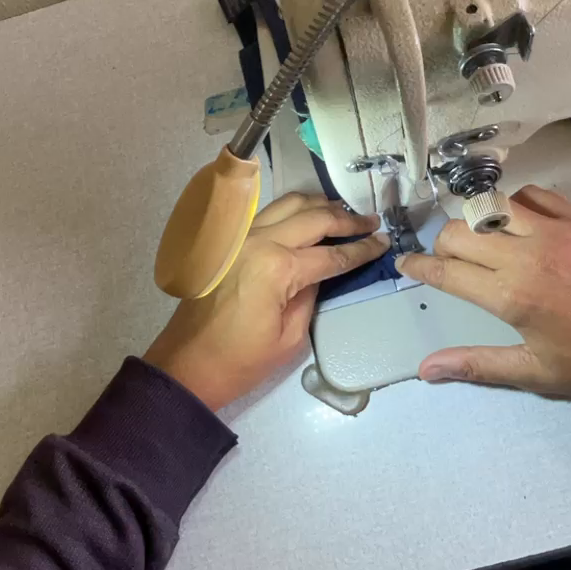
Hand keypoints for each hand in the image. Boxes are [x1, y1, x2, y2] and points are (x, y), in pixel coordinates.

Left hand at [145, 193, 388, 410]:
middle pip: (314, 218)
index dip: (361, 249)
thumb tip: (319, 273)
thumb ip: (310, 296)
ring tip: (343, 213)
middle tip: (371, 222)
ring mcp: (240, 236)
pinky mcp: (228, 241)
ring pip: (288, 204)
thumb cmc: (240, 361)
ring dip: (319, 205)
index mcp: (277, 268)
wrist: (187, 364)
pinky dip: (291, 209)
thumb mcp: (290, 337)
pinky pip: (266, 213)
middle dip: (347, 219)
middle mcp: (259, 241)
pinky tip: (306, 215)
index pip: (331, 253)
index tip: (383, 241)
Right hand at [395, 186, 570, 408]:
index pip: (446, 271)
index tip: (406, 263)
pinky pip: (534, 195)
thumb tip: (426, 370)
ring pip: (492, 206)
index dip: (420, 267)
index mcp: (510, 297)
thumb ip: (477, 364)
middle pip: (459, 231)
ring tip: (483, 238)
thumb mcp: (536, 372)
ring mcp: (555, 230)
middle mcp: (525, 255)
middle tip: (449, 259)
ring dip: (477, 221)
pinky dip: (516, 205)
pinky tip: (520, 222)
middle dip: (443, 244)